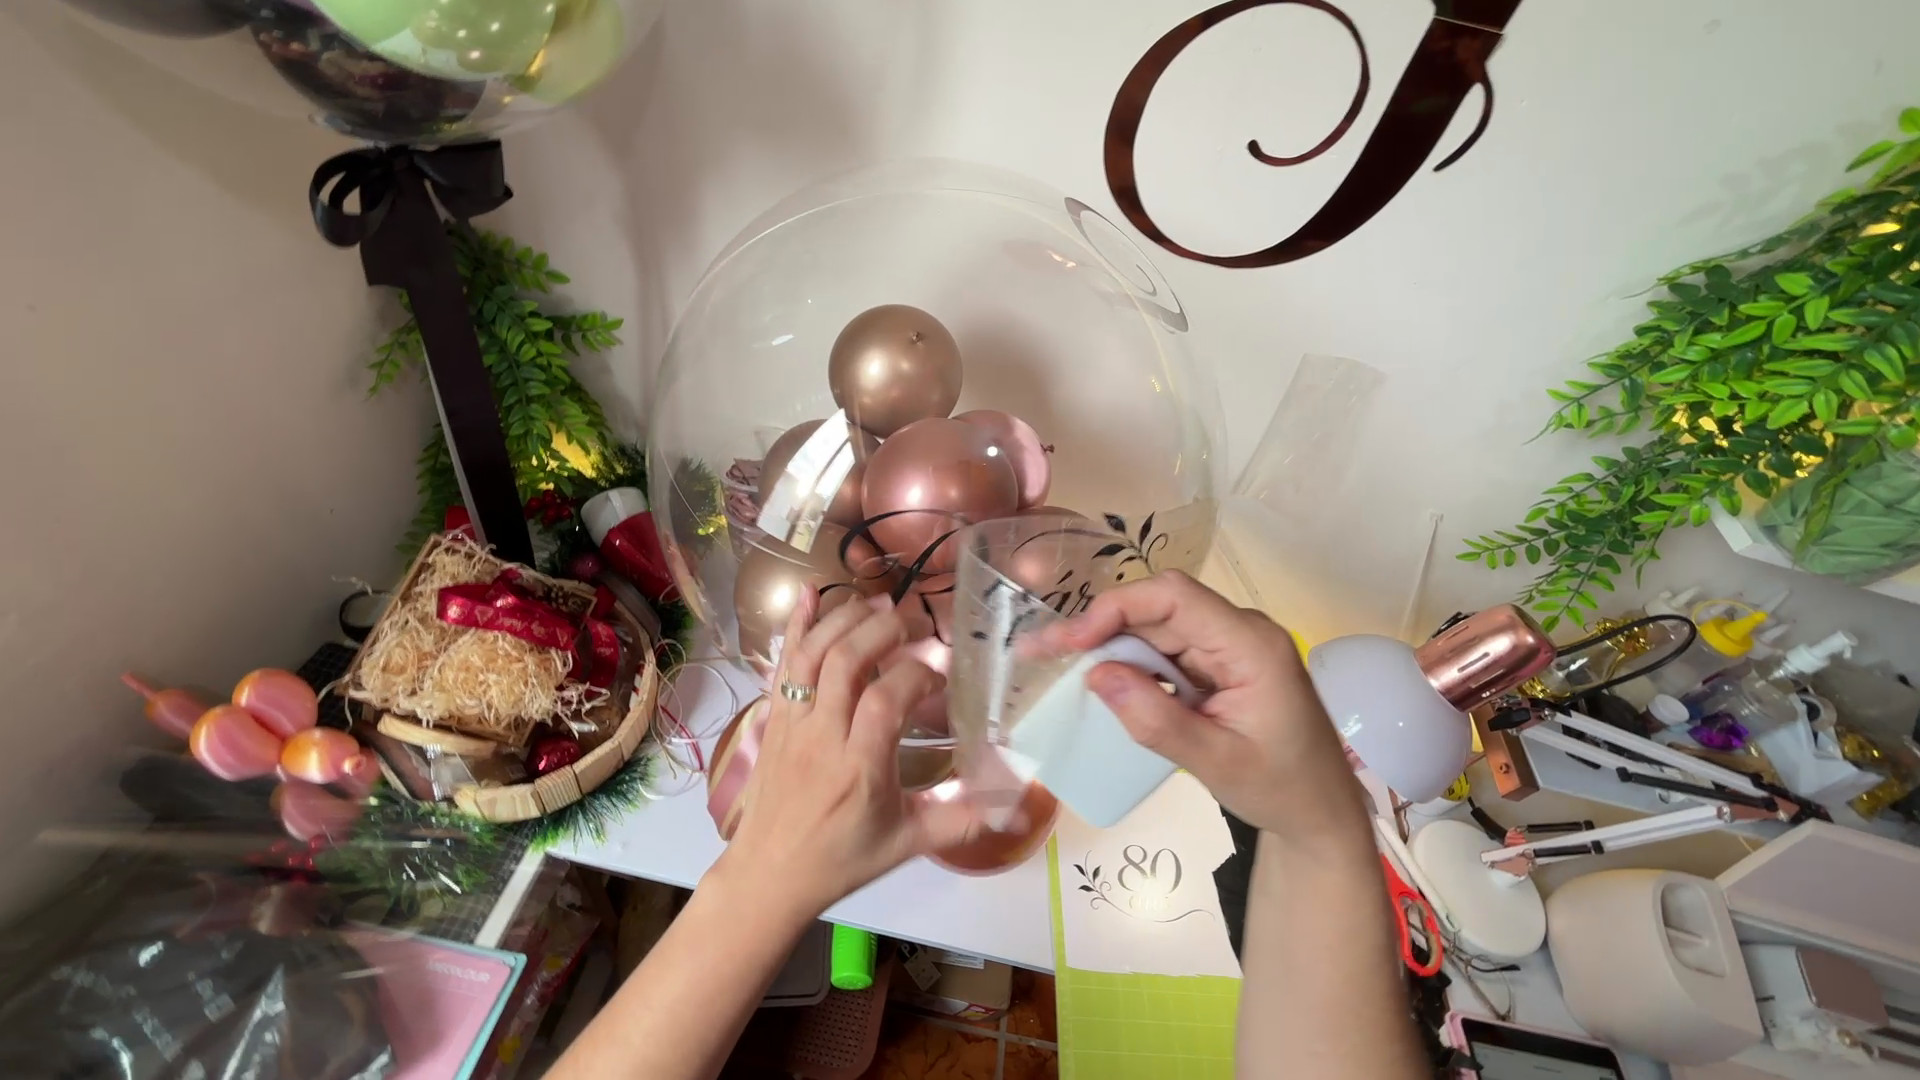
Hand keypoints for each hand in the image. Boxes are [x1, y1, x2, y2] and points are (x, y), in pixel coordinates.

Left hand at [718, 590, 984, 916]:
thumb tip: (1021, 805)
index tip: (940, 674)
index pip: (885, 701)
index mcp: (859, 769)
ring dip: (845, 619)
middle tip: (915, 622)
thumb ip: (963, 819)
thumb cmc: (843, 859)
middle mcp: (821, 737)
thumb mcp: (908, 843)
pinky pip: (782, 663)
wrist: (768, 876)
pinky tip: (808, 591)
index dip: (917, 675)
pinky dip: (795, 624)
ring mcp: (792, 723)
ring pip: (812, 655)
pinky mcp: (773, 717)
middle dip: (883, 630)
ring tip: (879, 605)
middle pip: (846, 662)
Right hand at [1041, 570, 1368, 842]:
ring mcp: (1225, 647)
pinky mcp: (1214, 665)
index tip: (1075, 641)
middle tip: (1042, 651)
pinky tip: (1097, 680)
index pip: (1175, 598)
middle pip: (1156, 609)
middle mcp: (1237, 632)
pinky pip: (1163, 652)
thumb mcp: (1217, 764)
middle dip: (1098, 627)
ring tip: (1056, 663)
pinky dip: (1127, 664)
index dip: (1118, 608)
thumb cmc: (1281, 790)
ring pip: (1153, 628)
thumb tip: (1096, 676)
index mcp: (1251, 645)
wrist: (1319, 814)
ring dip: (1106, 645)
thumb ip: (1157, 722)